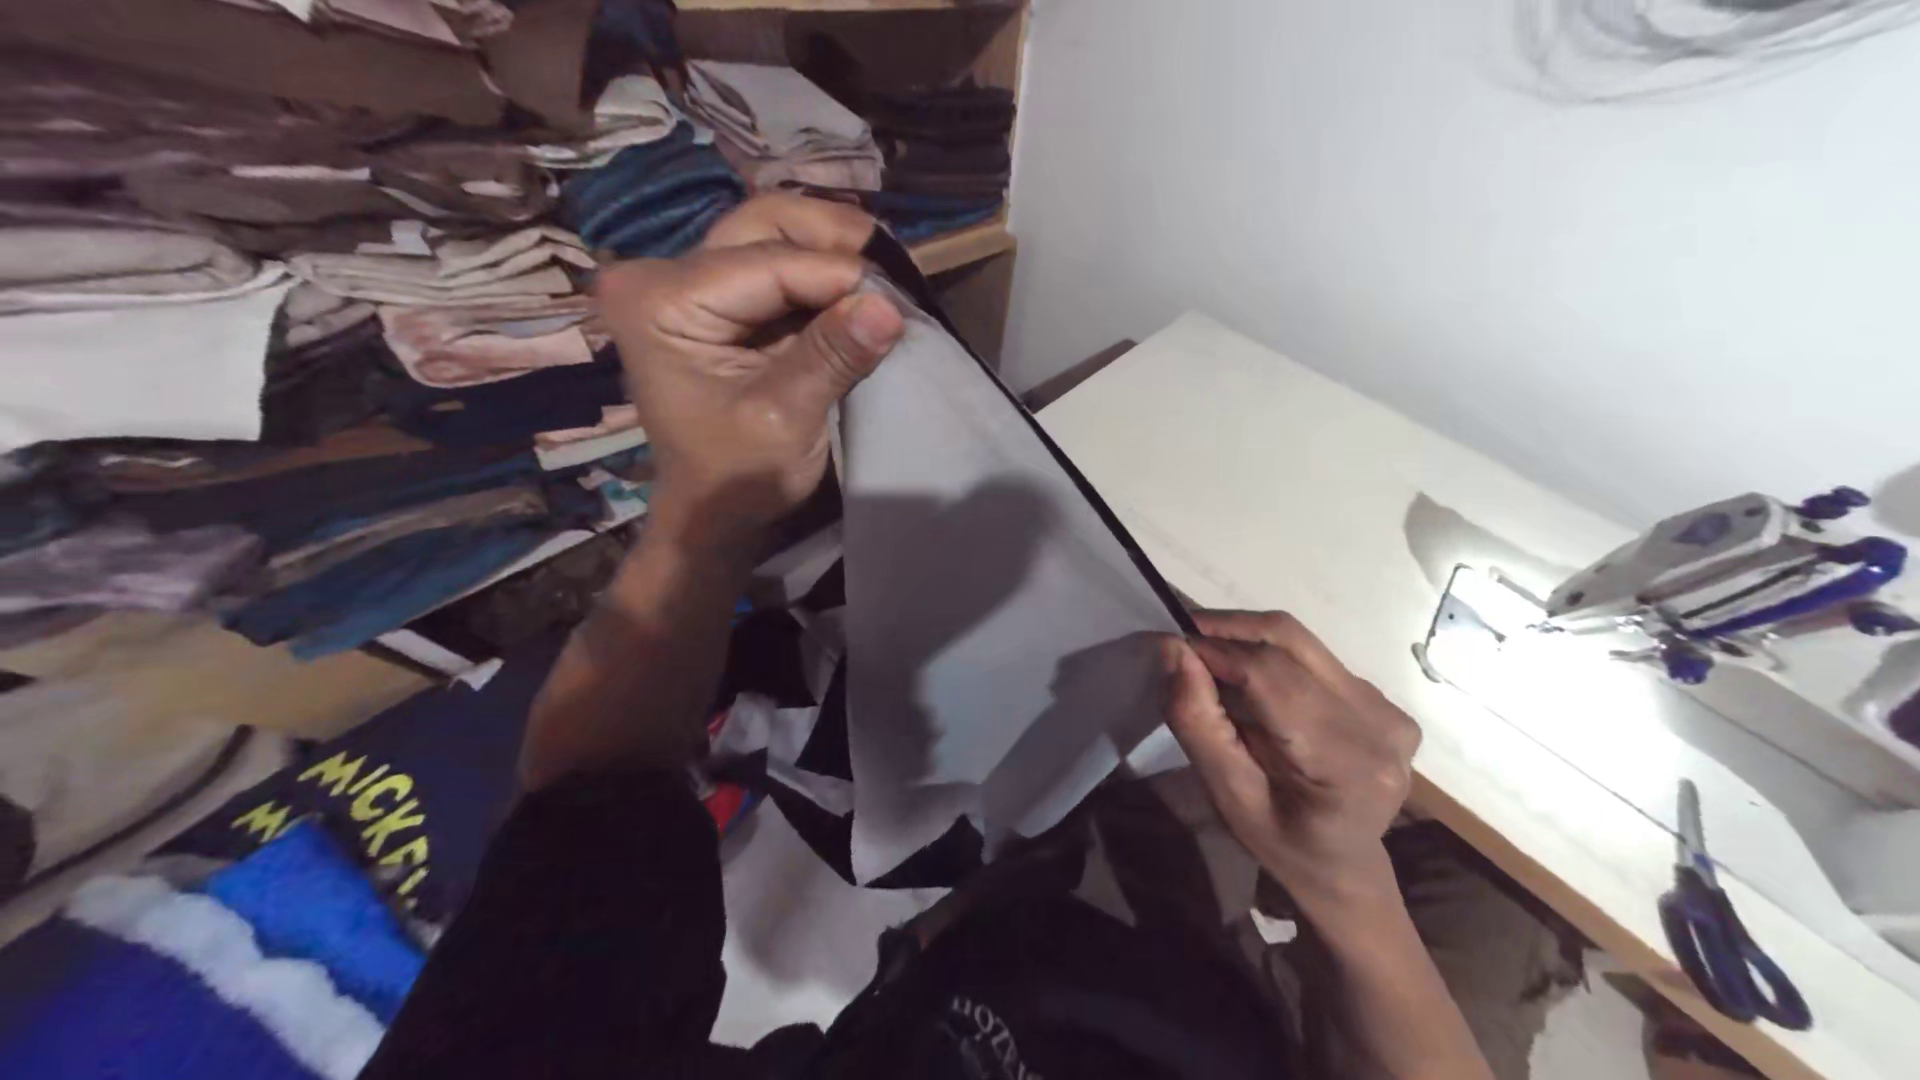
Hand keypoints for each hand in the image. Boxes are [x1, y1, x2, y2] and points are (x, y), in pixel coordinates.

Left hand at [595, 194, 904, 549]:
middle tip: (894, 265)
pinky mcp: (717, 300)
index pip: (765, 264)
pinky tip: (861, 285)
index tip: (899, 294)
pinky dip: (822, 273)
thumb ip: (830, 358)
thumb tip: (889, 306)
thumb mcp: (785, 421)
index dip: (837, 274)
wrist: (713, 510)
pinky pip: (776, 265)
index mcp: (660, 303)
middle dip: (832, 241)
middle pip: (761, 224)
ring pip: (771, 234)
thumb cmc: (736, 478)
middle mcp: (664, 277)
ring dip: (831, 250)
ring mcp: (689, 284)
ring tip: (884, 272)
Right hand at [1162, 611, 1421, 905]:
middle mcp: (1380, 723)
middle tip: (1183, 642)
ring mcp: (1389, 708)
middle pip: (1289, 642)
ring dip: (1246, 639)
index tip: (1172, 649)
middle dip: (1227, 630)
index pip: (1272, 675)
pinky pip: (1313, 656)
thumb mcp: (1227, 794)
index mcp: (1347, 762)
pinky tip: (1248, 681)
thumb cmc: (1280, 842)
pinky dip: (1269, 654)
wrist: (1343, 867)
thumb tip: (1173, 650)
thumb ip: (1199, 722)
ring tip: (1209, 661)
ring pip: (1300, 642)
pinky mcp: (1384, 700)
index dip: (1216, 650)